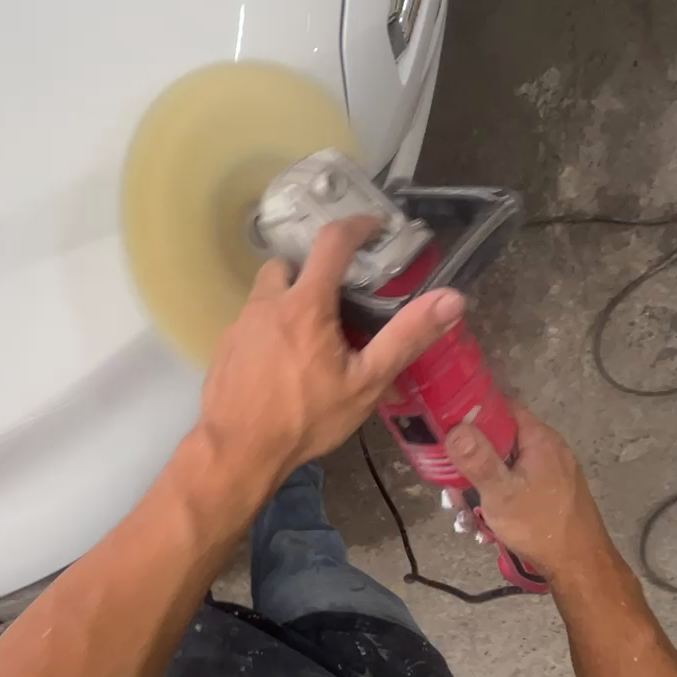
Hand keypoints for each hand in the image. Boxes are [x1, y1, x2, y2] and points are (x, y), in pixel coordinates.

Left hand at [194, 216, 466, 487]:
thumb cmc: (304, 419)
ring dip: (288, 301)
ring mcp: (239, 326)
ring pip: (265, 295)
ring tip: (311, 337)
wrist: (238, 451)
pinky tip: (282, 365)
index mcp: (305, 305)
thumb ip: (406, 337)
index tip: (374, 227)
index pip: (332, 242)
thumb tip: (452, 299)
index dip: (357, 226)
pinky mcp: (224, 349)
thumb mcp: (364, 383)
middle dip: (312, 271)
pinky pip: (250, 324)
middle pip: (289, 265)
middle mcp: (266, 305)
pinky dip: (269, 330)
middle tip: (336, 299)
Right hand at [445, 407, 621, 586]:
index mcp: (539, 439)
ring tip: (467, 514)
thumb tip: (455, 428)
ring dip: (482, 487)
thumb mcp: (501, 493)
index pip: (502, 407)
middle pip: (500, 440)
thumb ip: (477, 460)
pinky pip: (517, 484)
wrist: (579, 565)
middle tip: (452, 487)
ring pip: (506, 467)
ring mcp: (552, 471)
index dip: (472, 414)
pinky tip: (487, 523)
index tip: (446, 429)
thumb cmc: (539, 526)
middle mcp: (549, 449)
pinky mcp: (552, 492)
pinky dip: (499, 498)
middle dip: (472, 462)